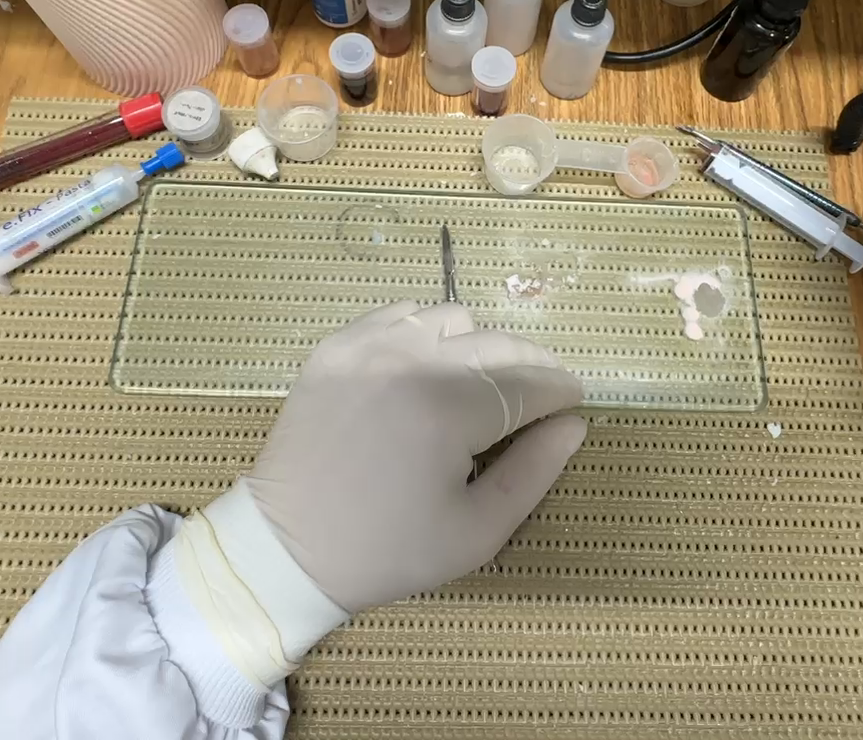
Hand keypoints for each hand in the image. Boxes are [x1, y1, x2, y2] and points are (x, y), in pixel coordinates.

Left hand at [249, 301, 585, 610]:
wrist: (287, 547)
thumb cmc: (388, 548)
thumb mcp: (476, 532)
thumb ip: (534, 472)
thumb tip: (573, 423)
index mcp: (447, 411)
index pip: (528, 385)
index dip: (560, 390)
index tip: (575, 398)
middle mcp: (411, 362)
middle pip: (496, 343)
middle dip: (532, 364)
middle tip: (543, 389)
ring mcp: (369, 345)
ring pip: (452, 316)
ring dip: (480, 343)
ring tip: (482, 378)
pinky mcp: (339, 343)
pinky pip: (402, 314)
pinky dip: (429, 331)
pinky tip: (430, 364)